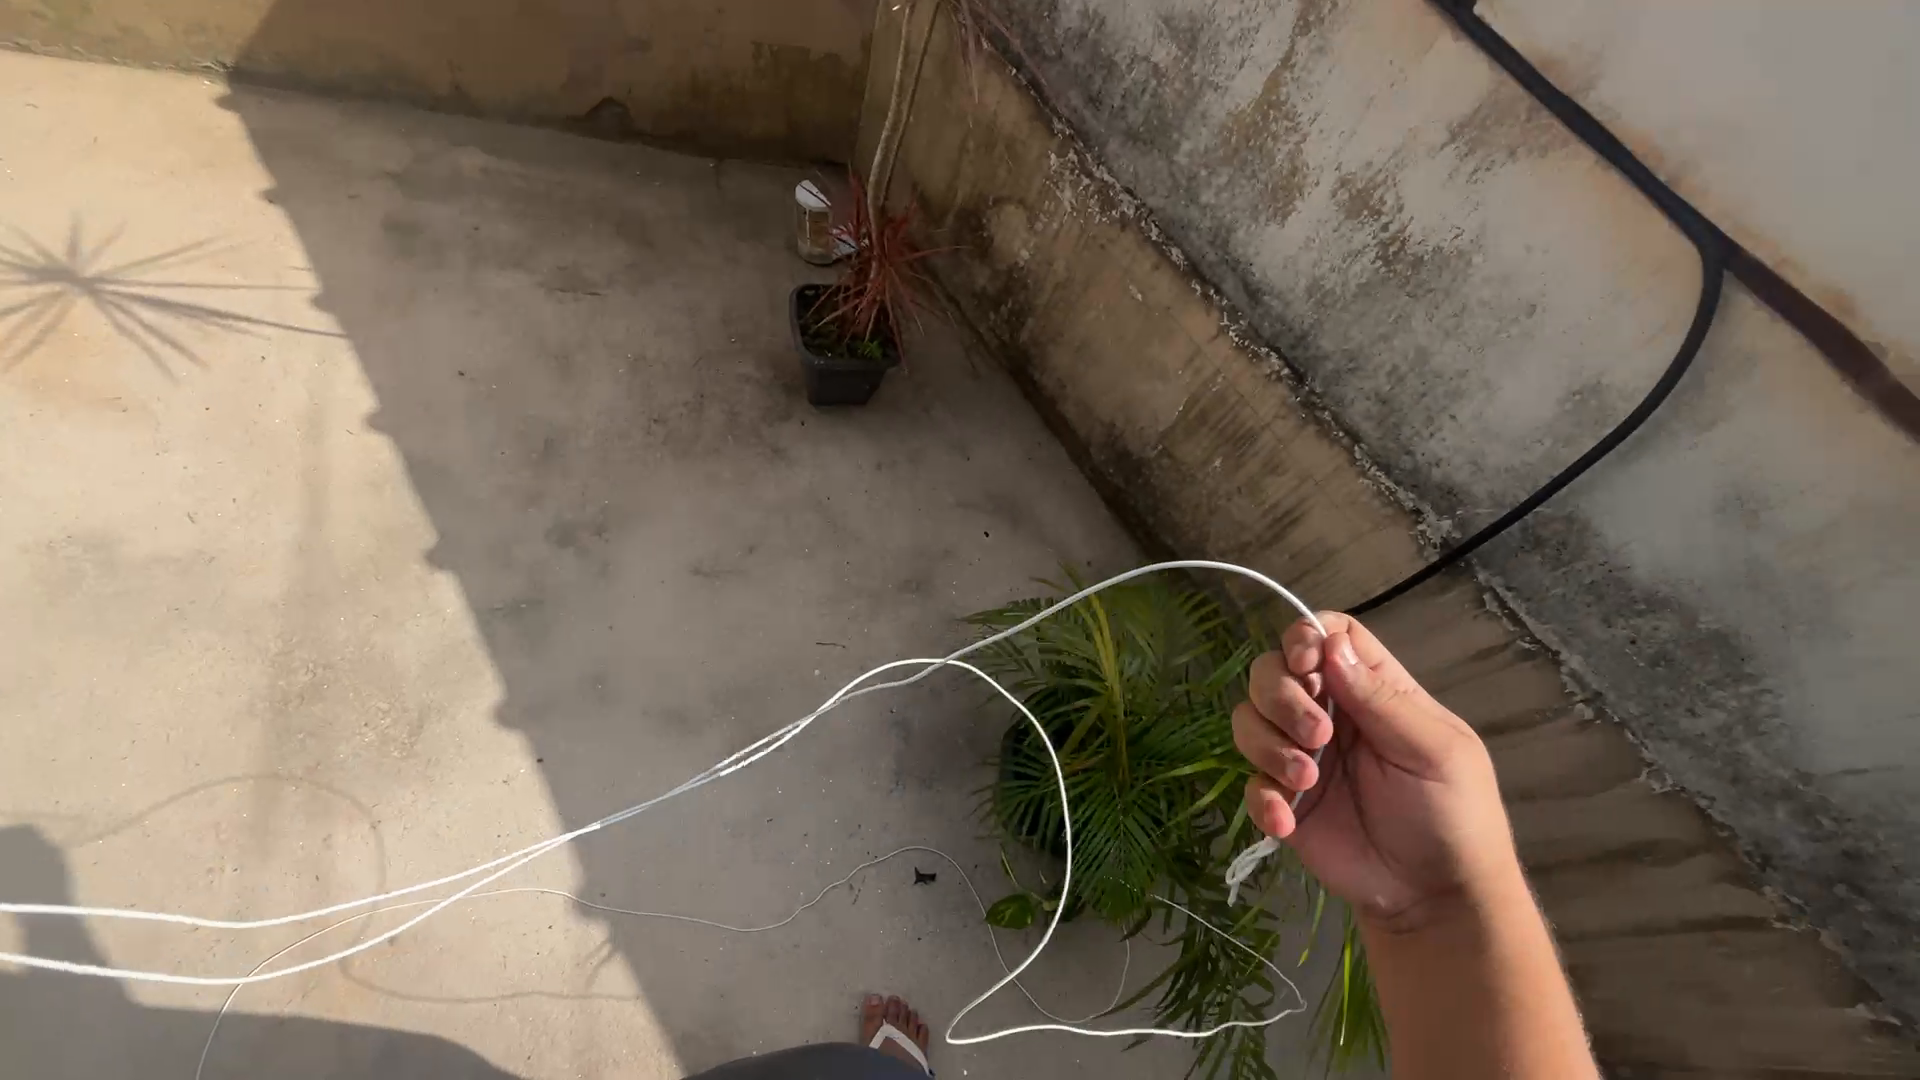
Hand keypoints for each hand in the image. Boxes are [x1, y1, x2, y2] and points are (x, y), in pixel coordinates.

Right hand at [1233, 612, 1522, 932]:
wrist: (1434, 898)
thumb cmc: (1452, 814)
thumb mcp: (1434, 751)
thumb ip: (1381, 698)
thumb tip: (1330, 644)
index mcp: (1369, 690)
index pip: (1326, 635)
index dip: (1303, 636)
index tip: (1304, 664)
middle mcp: (1326, 712)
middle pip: (1271, 670)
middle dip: (1281, 698)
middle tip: (1317, 737)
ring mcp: (1298, 754)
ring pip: (1248, 718)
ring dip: (1268, 746)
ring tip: (1306, 782)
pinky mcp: (1280, 797)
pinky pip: (1248, 781)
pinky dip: (1261, 797)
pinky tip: (1287, 821)